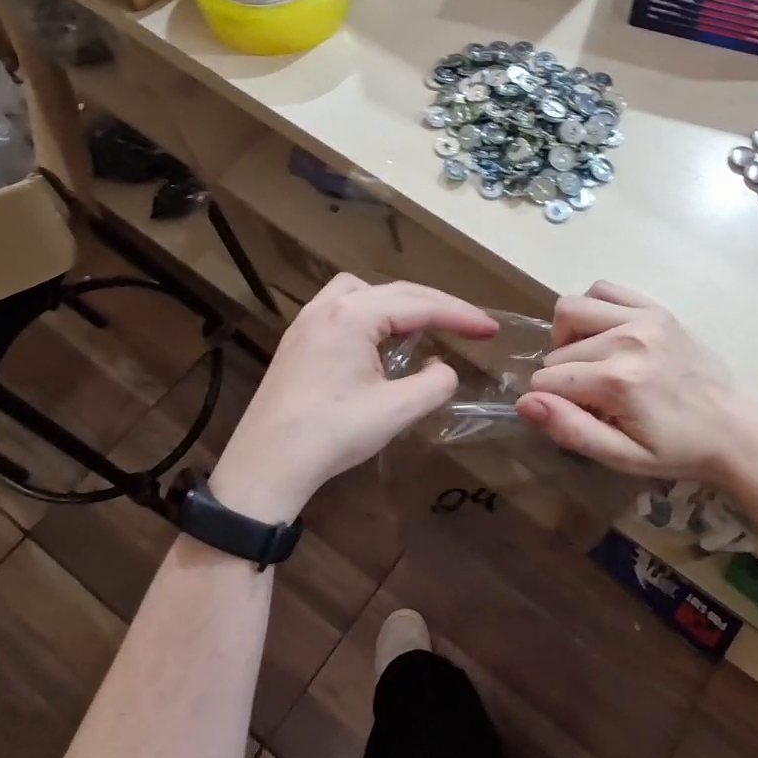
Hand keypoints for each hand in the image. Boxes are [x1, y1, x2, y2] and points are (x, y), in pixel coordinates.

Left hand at [210, 274, 496, 520]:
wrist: (266, 466)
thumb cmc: (332, 434)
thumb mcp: (396, 411)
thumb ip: (434, 384)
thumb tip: (443, 369)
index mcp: (353, 316)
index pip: (420, 305)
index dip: (460, 316)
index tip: (491, 330)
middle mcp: (329, 307)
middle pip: (395, 292)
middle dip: (437, 307)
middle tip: (472, 326)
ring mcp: (308, 321)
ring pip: (365, 293)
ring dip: (401, 304)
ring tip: (425, 327)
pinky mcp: (298, 341)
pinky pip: (344, 308)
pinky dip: (373, 313)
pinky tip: (382, 340)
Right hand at [513, 282, 757, 486]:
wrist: (731, 427)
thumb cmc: (675, 449)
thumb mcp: (622, 456)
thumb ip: (571, 429)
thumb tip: (525, 402)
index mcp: (618, 381)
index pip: (547, 378)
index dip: (549, 400)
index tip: (574, 414)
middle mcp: (627, 340)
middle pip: (557, 348)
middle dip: (561, 374)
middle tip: (588, 396)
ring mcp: (643, 318)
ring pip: (571, 309)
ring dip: (568, 336)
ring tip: (589, 360)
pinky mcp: (655, 308)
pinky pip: (602, 289)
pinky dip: (591, 309)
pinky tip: (604, 334)